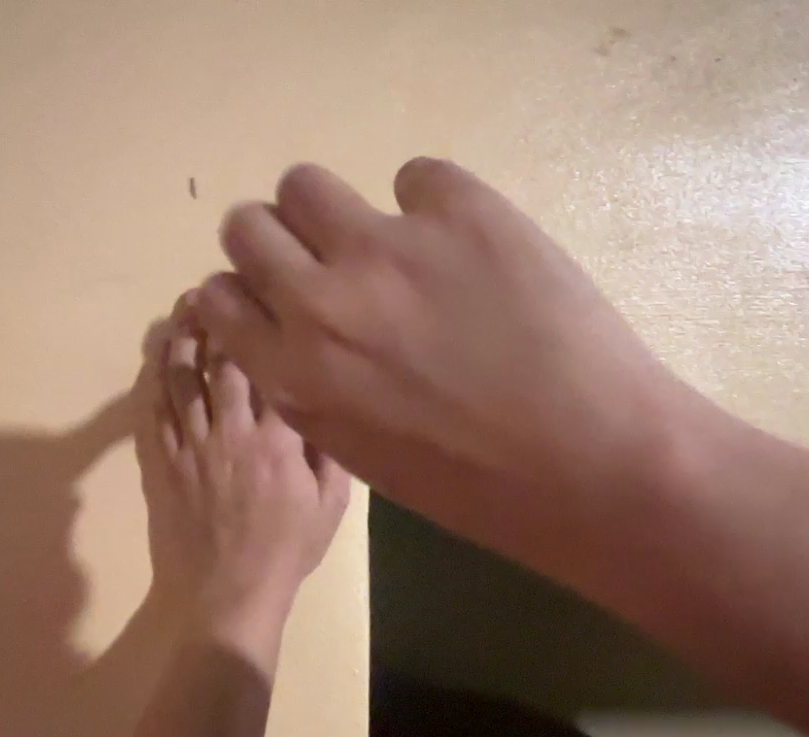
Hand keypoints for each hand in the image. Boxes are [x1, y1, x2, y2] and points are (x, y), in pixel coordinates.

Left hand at [135, 302, 349, 660]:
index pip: (270, 367)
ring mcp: (189, 446)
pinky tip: (155, 353)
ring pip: (180, 376)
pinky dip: (150, 376)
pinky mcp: (158, 463)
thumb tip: (332, 407)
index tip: (262, 299)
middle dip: (217, 318)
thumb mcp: (331, 510)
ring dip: (180, 336)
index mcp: (279, 441)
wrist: (226, 597)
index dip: (264, 328)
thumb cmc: (285, 555)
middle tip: (215, 288)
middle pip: (220, 361)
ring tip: (184, 307)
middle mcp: (231, 432)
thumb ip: (334, 455)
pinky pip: (149, 409)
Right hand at [188, 158, 691, 567]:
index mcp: (296, 377)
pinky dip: (433, 207)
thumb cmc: (480, 487)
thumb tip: (301, 335)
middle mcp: (321, 303)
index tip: (278, 299)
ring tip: (389, 246)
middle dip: (277, 242)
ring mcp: (388, 247)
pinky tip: (472, 251)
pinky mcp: (460, 210)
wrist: (590, 462)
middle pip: (249, 226)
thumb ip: (317, 392)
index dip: (247, 296)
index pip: (218, 301)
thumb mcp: (369, 457)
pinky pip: (417, 177)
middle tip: (330, 265)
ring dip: (334, 212)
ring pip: (308, 184)